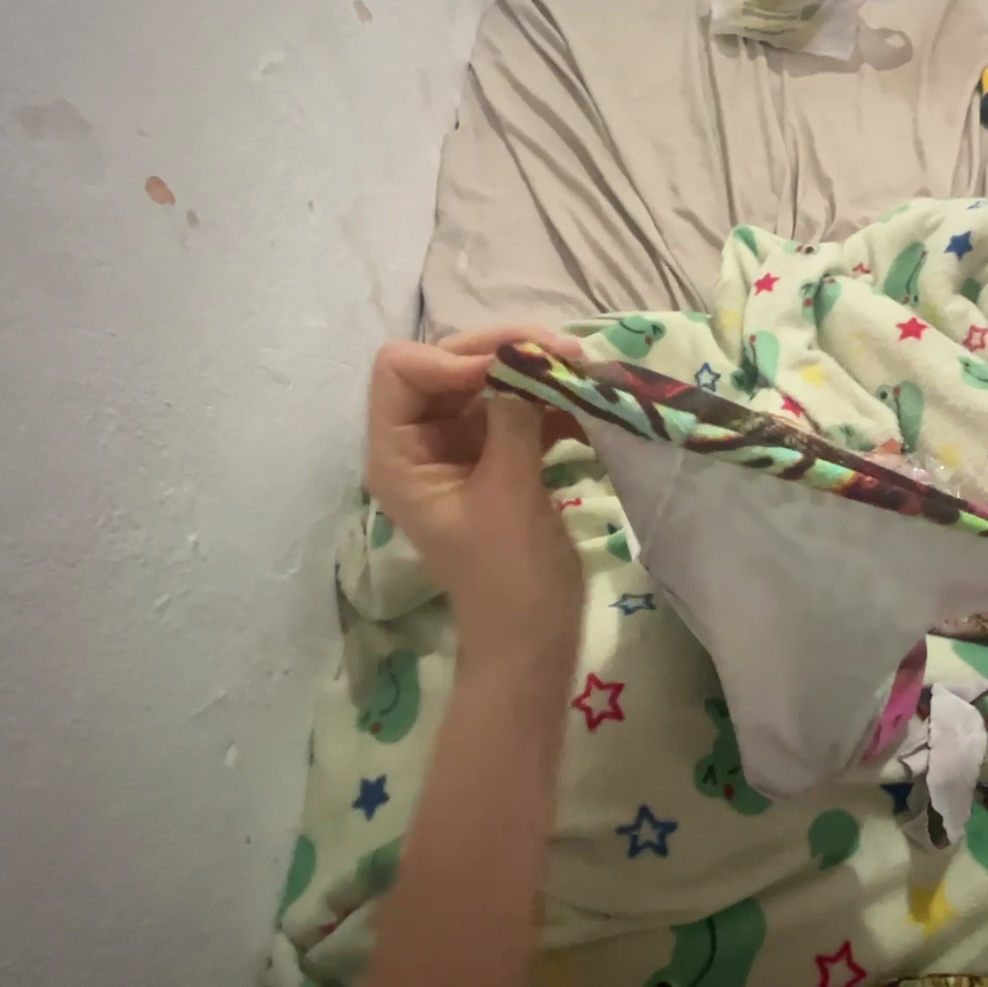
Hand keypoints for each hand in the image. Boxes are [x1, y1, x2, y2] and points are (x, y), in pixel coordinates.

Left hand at [364, 326, 585, 664]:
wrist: (534, 634)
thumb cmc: (509, 575)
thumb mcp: (507, 494)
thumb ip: (512, 421)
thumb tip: (527, 360)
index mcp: (400, 454)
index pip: (402, 369)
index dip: (454, 358)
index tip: (516, 369)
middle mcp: (425, 442)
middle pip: (451, 366)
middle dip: (506, 353)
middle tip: (568, 352)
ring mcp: (465, 449)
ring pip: (493, 384)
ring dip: (537, 373)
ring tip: (586, 371)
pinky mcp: (503, 459)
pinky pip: (522, 411)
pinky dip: (553, 403)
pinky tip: (588, 403)